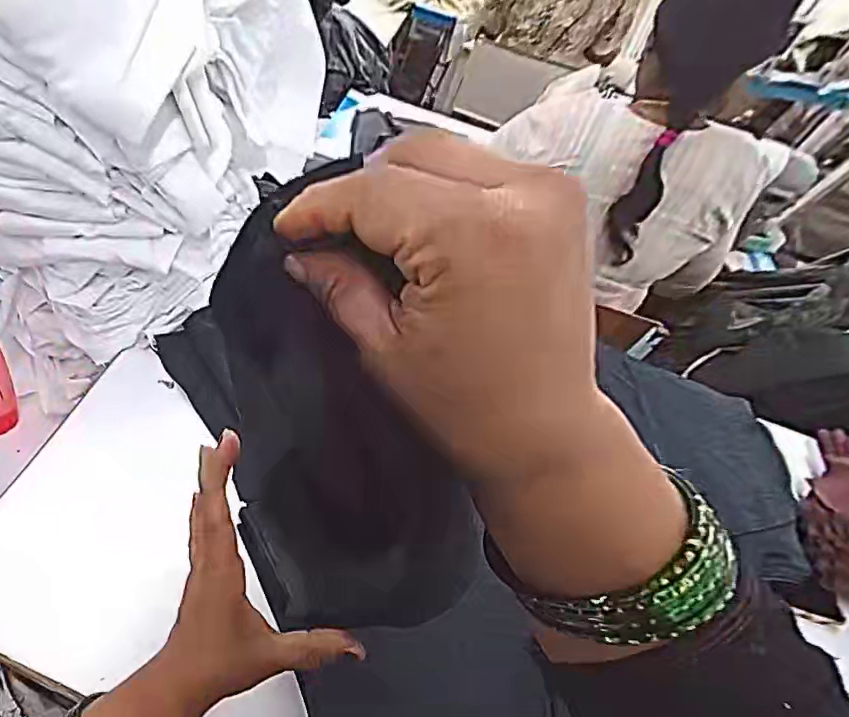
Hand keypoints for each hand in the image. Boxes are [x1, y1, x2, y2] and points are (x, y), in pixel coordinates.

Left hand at [75, 432, 362, 716]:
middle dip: (212, 469)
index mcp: (222, 573)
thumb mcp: (270, 655)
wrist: (179, 681)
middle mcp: (206, 565)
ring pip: (198, 518)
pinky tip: (204, 508)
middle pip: (204, 506)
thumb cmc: (212, 665)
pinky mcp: (198, 579)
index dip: (220, 476)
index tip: (224, 445)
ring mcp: (199, 571)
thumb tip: (350, 645)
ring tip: (210, 460)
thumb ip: (313, 648)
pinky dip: (202, 511)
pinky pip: (198, 534)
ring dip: (204, 486)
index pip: (217, 513)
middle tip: (220, 439)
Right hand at [277, 132, 687, 621]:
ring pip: (445, 153)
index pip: (373, 190)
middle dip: (359, 191)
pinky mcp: (558, 203)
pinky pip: (480, 171)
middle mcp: (522, 196)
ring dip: (400, 188)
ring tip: (375, 241)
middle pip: (410, 153)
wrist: (542, 431)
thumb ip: (340, 288)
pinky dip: (440, 194)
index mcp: (473, 235)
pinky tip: (420, 236)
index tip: (291, 225)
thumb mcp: (386, 351)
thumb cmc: (478, 410)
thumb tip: (307, 254)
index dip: (319, 206)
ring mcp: (549, 192)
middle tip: (328, 235)